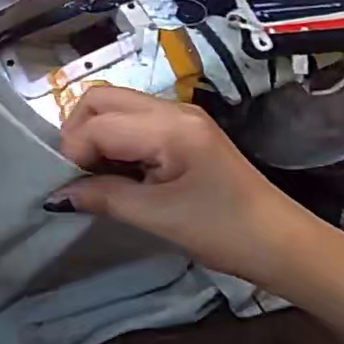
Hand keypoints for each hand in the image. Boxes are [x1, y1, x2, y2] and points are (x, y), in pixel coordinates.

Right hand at [48, 86, 327, 284]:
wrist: (285, 244)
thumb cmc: (224, 232)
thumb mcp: (158, 218)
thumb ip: (103, 197)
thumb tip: (57, 193)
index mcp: (169, 127)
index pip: (98, 124)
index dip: (73, 152)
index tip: (66, 186)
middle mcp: (172, 108)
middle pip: (100, 98)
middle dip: (77, 130)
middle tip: (76, 172)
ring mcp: (179, 114)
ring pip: (114, 104)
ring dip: (94, 132)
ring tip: (95, 172)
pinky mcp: (184, 127)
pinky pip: (132, 117)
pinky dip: (113, 136)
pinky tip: (118, 169)